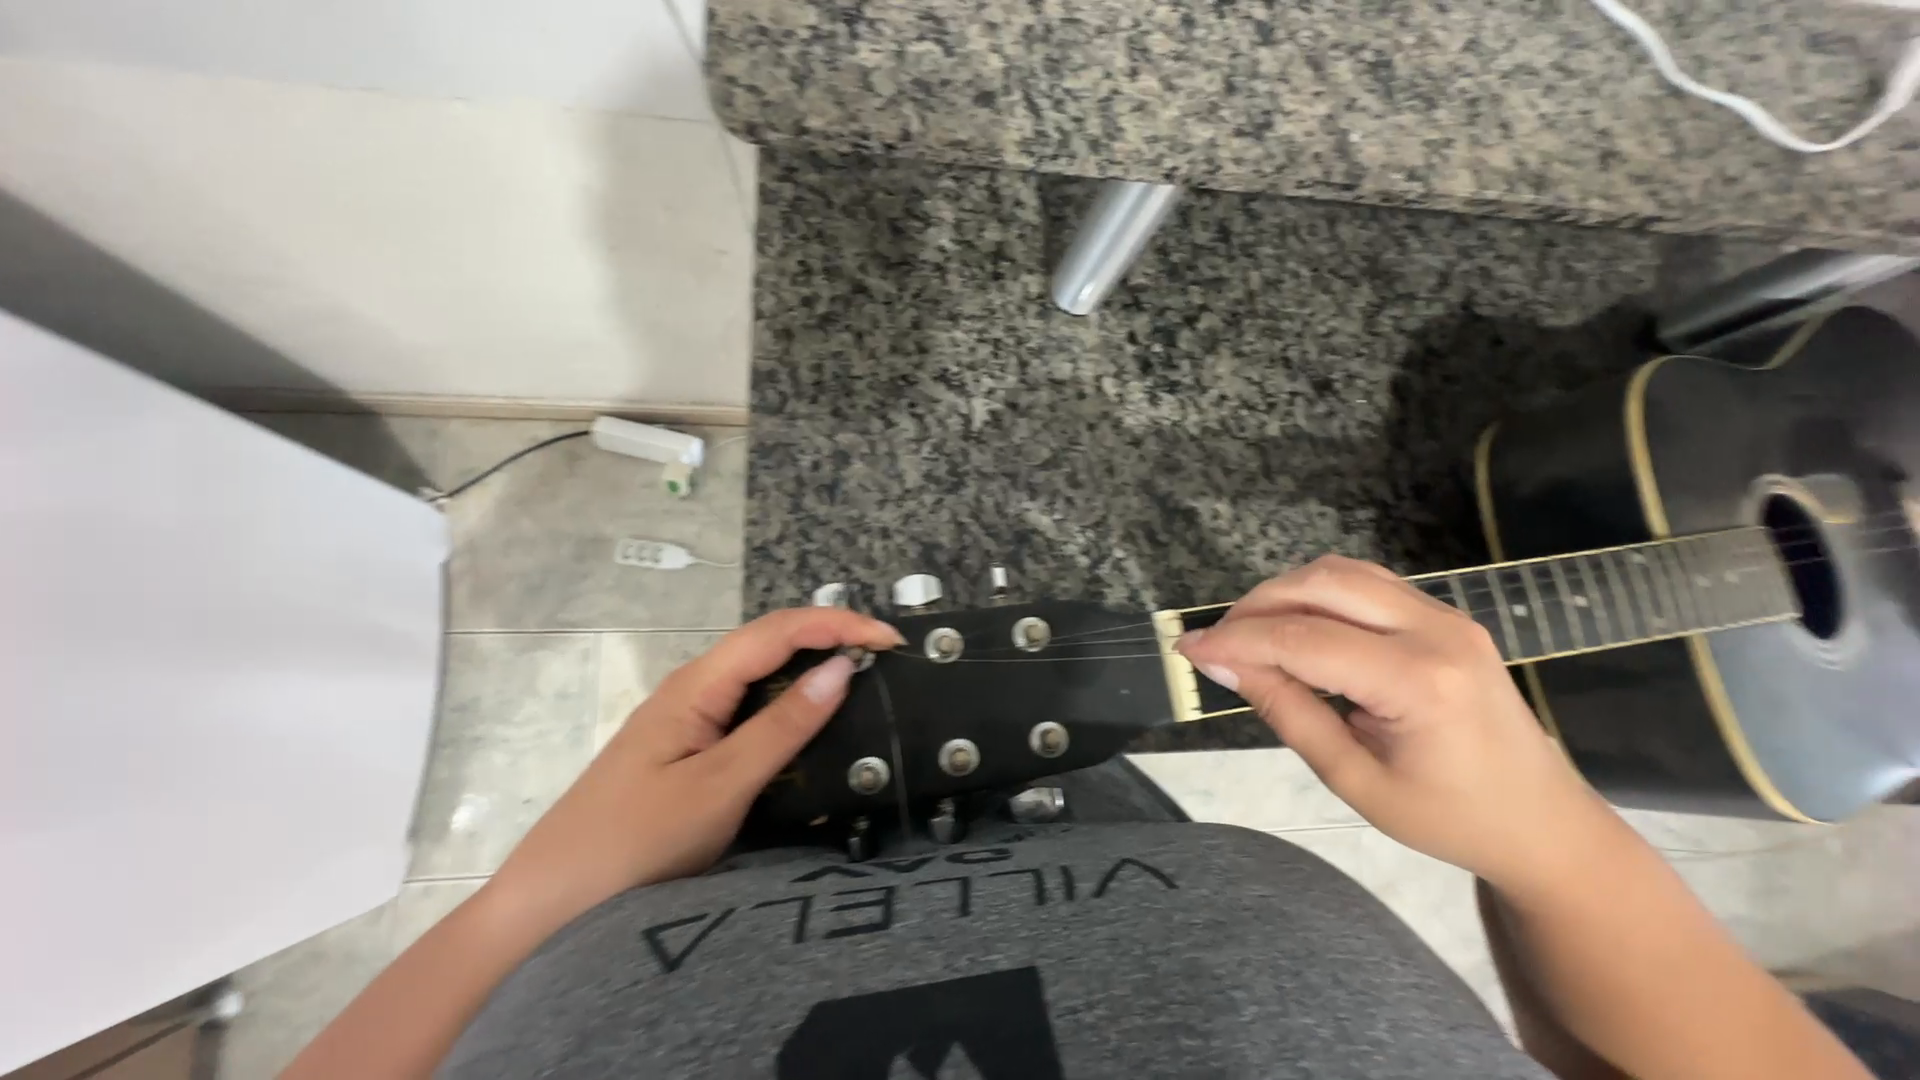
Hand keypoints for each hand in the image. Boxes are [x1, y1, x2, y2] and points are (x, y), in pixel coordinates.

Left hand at [485, 607, 903, 932]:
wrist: (550, 905)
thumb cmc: (636, 843)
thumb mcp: (719, 786)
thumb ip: (782, 727)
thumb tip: (840, 669)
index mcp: (697, 685)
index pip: (778, 631)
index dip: (837, 625)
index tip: (891, 641)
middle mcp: (692, 690)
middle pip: (769, 644)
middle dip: (829, 638)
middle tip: (886, 659)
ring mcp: (687, 721)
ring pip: (759, 677)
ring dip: (810, 668)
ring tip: (864, 683)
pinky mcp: (688, 752)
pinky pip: (748, 711)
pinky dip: (789, 706)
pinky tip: (811, 725)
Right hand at [1176, 555, 1618, 889]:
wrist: (1542, 824)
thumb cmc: (1448, 818)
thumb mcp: (1354, 779)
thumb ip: (1287, 711)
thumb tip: (1224, 664)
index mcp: (1418, 682)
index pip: (1303, 640)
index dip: (1237, 639)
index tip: (1188, 647)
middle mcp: (1436, 631)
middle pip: (1323, 583)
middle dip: (1257, 604)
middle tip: (1218, 640)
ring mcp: (1447, 616)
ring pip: (1344, 572)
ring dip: (1287, 592)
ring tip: (1251, 633)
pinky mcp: (1446, 617)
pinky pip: (1368, 584)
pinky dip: (1320, 594)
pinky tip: (1298, 626)